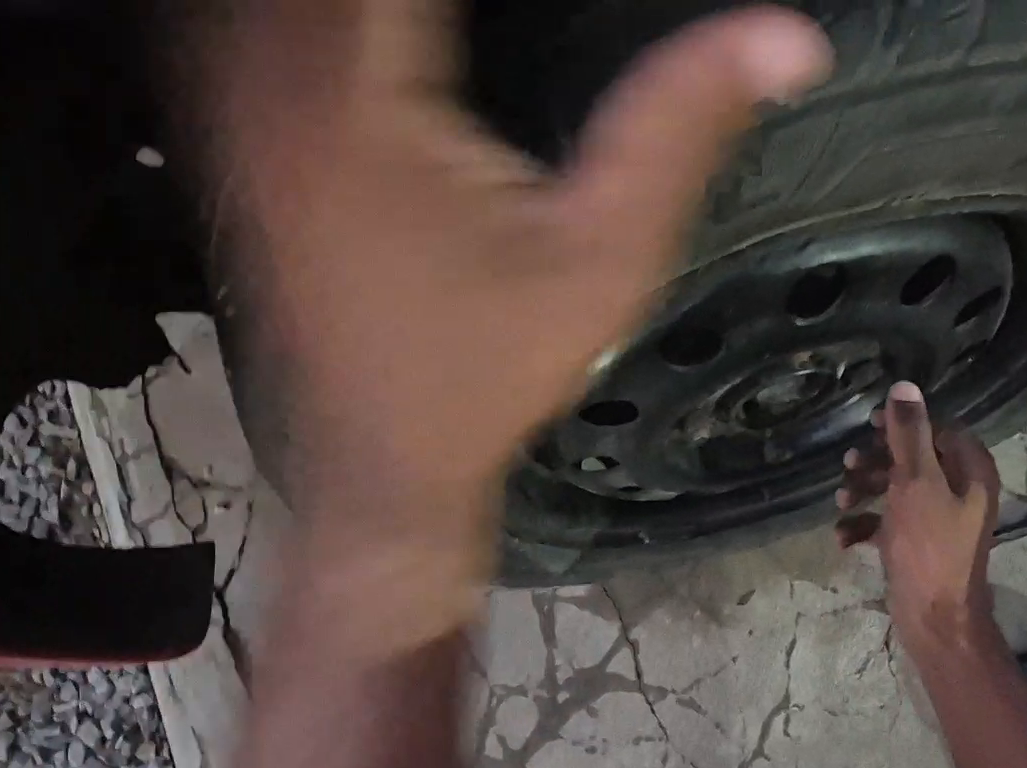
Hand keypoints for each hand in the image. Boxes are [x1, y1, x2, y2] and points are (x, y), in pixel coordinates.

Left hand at [210, 0, 831, 551]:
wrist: (389, 462)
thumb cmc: (498, 372)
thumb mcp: (609, 257)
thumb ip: (681, 132)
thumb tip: (786, 38)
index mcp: (365, 93)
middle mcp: (276, 78)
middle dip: (459, 3)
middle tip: (530, 19)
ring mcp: (240, 108)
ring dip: (393, 6)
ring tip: (480, 40)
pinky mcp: (242, 139)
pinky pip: (271, 25)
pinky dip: (337, 22)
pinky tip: (404, 42)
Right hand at [836, 381, 1001, 647]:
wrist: (934, 618)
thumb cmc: (928, 547)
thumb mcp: (915, 483)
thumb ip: (909, 435)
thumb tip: (904, 387)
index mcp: (970, 472)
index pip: (939, 430)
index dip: (903, 425)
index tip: (869, 426)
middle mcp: (960, 492)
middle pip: (913, 459)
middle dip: (876, 462)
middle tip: (848, 466)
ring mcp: (938, 521)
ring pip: (897, 491)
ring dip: (865, 491)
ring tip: (841, 502)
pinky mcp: (918, 546)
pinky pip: (888, 524)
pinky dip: (865, 525)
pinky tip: (843, 538)